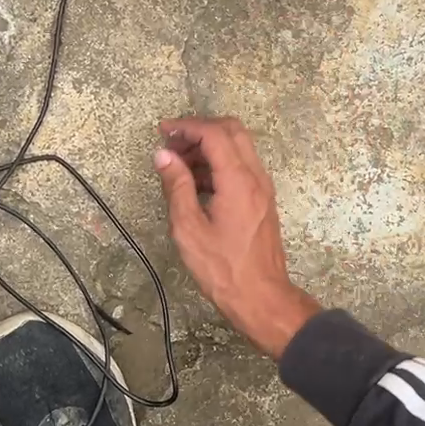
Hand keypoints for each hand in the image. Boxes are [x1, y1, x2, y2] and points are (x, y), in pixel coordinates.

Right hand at [152, 117, 320, 358]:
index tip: (163, 132)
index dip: (187, 126)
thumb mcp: (189, 229)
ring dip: (208, 146)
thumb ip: (176, 187)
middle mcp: (255, 177)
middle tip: (172, 144)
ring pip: (238, 146)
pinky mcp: (261, 199)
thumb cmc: (222, 269)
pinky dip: (218, 162)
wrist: (262, 299)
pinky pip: (241, 165)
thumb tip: (163, 155)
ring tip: (177, 165)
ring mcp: (262, 187)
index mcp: (238, 181)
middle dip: (200, 130)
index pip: (214, 134)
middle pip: (232, 130)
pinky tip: (195, 183)